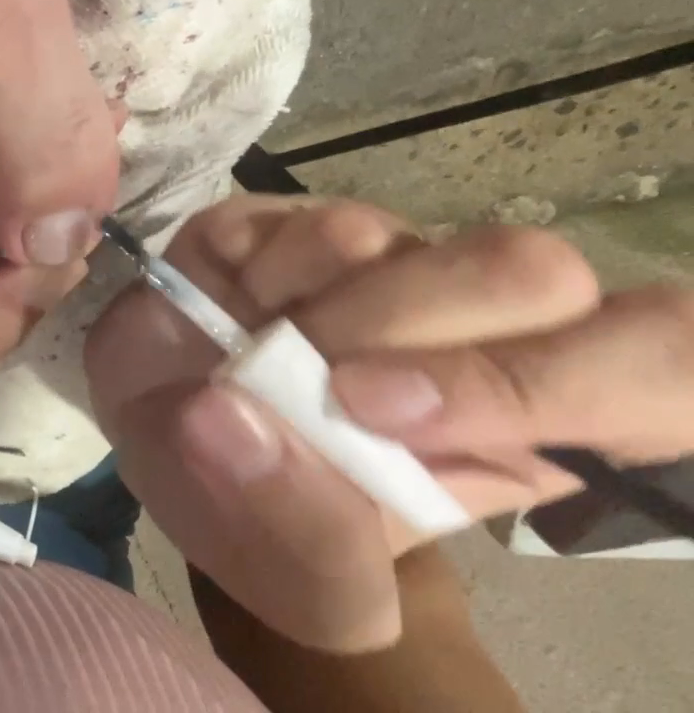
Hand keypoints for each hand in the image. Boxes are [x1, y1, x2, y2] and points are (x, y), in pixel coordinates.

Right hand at [86, 194, 693, 651]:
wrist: (166, 452)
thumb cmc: (265, 525)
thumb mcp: (309, 588)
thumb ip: (307, 536)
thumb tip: (226, 414)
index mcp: (540, 424)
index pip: (661, 369)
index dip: (551, 383)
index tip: (389, 421)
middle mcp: (476, 324)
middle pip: (530, 274)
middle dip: (399, 333)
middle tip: (308, 388)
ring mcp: (378, 260)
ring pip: (390, 237)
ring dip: (297, 308)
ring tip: (248, 358)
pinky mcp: (285, 223)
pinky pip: (279, 221)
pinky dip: (241, 277)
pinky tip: (223, 318)